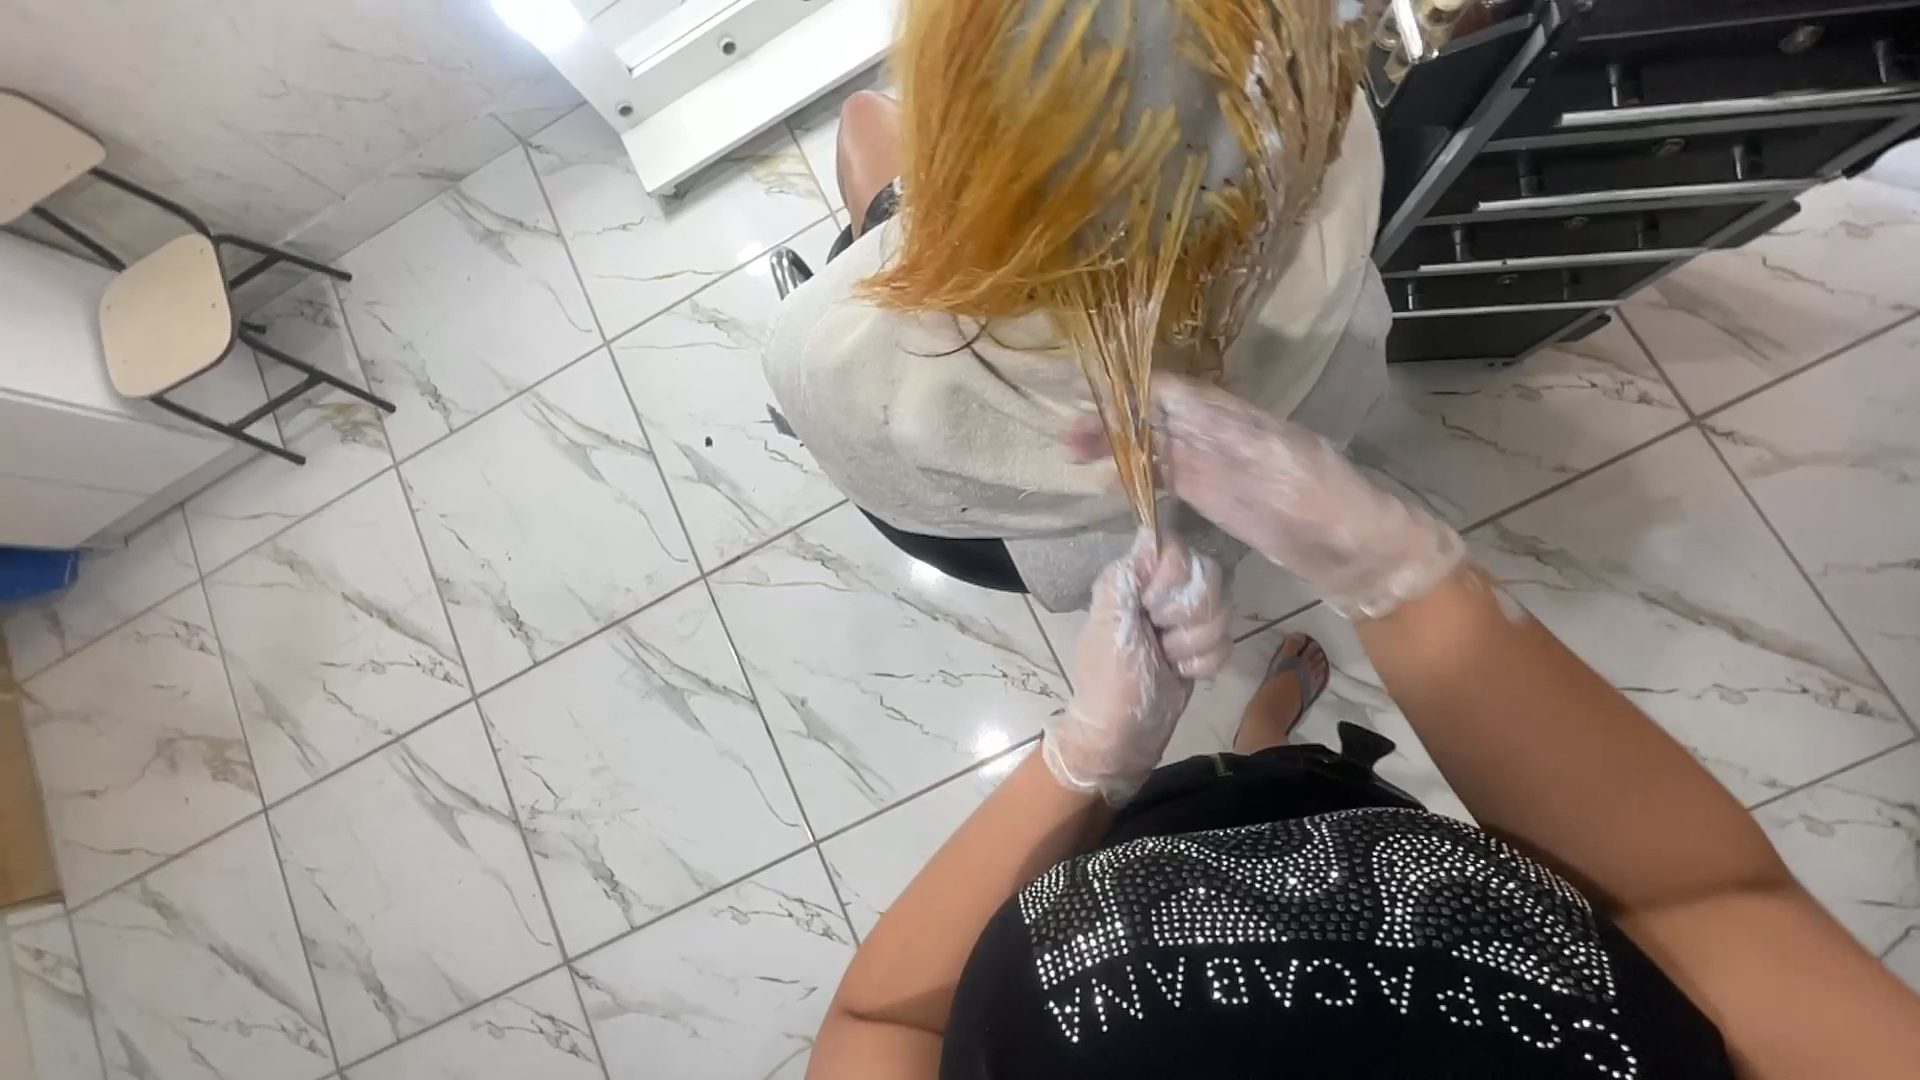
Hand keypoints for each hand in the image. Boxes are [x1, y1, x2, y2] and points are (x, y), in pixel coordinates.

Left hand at [1042, 530, 1229, 801]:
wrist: (1124, 735)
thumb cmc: (1109, 681)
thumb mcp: (1108, 626)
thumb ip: (1127, 577)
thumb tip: (1148, 530)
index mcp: (1133, 580)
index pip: (1177, 550)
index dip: (1174, 579)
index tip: (1153, 607)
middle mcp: (1160, 593)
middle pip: (1208, 577)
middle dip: (1190, 615)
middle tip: (1161, 635)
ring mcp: (1183, 620)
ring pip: (1222, 609)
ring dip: (1196, 643)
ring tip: (1168, 659)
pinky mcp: (1200, 646)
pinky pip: (1227, 640)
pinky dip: (1205, 663)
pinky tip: (1182, 673)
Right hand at [1068, 376, 1465, 619]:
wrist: (1360, 552)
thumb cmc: (1329, 510)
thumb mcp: (1283, 472)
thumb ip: (1226, 443)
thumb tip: (1177, 410)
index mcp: (1239, 421)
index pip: (1176, 395)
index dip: (1133, 392)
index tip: (1093, 395)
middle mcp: (1224, 435)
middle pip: (1160, 418)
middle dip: (1114, 420)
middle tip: (1069, 437)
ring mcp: (1219, 465)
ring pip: (1159, 444)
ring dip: (1119, 445)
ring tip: (1077, 452)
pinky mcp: (1218, 493)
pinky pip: (1171, 474)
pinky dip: (1139, 471)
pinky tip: (1116, 476)